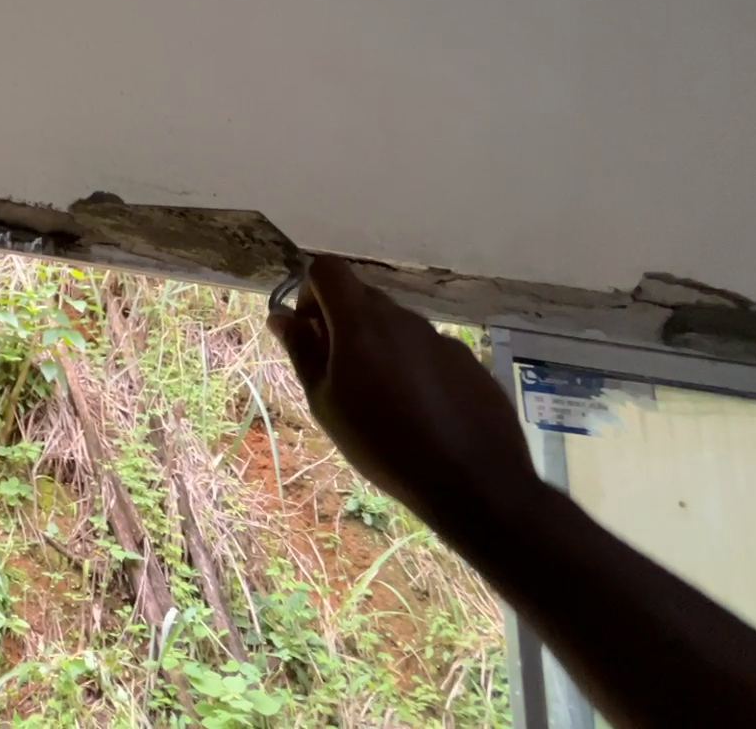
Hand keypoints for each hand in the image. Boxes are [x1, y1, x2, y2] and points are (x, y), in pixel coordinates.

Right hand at [266, 256, 539, 522]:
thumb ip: (301, 350)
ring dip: (376, 343)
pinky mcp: (469, 362)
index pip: (327, 270)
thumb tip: (280, 315)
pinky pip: (426, 349)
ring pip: (394, 324)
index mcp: (360, 323)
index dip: (310, 290)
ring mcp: (440, 339)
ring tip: (378, 394)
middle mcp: (402, 319)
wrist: (474, 484)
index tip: (309, 329)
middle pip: (361, 296)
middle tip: (335, 367)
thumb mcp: (323, 399)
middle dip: (340, 319)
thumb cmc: (380, 442)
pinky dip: (410, 364)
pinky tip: (417, 409)